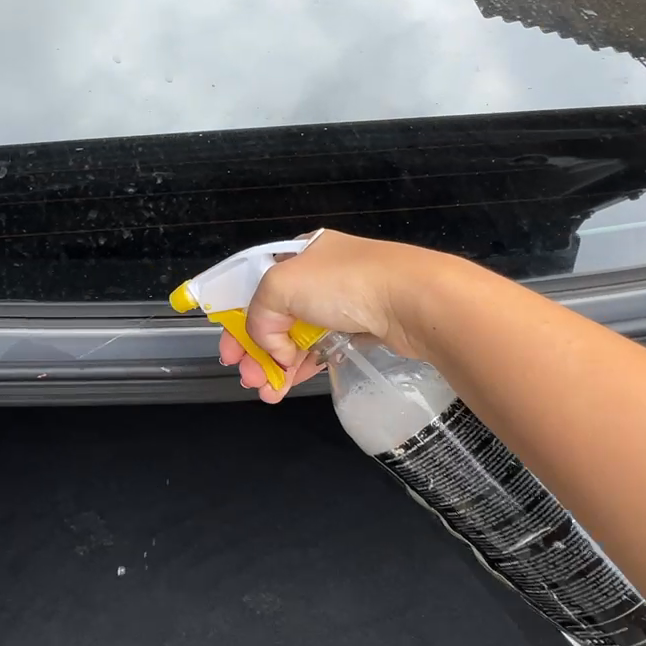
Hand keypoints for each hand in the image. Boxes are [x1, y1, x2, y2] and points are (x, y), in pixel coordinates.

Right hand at [219, 230, 452, 401]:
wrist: (418, 301)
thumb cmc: (344, 284)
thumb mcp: (279, 286)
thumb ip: (259, 317)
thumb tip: (275, 349)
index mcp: (297, 254)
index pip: (252, 288)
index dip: (235, 320)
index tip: (227, 352)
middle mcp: (317, 275)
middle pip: (271, 316)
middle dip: (254, 350)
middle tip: (246, 377)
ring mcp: (340, 302)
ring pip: (295, 337)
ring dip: (275, 365)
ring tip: (266, 392)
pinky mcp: (360, 327)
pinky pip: (320, 349)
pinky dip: (301, 368)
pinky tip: (287, 386)